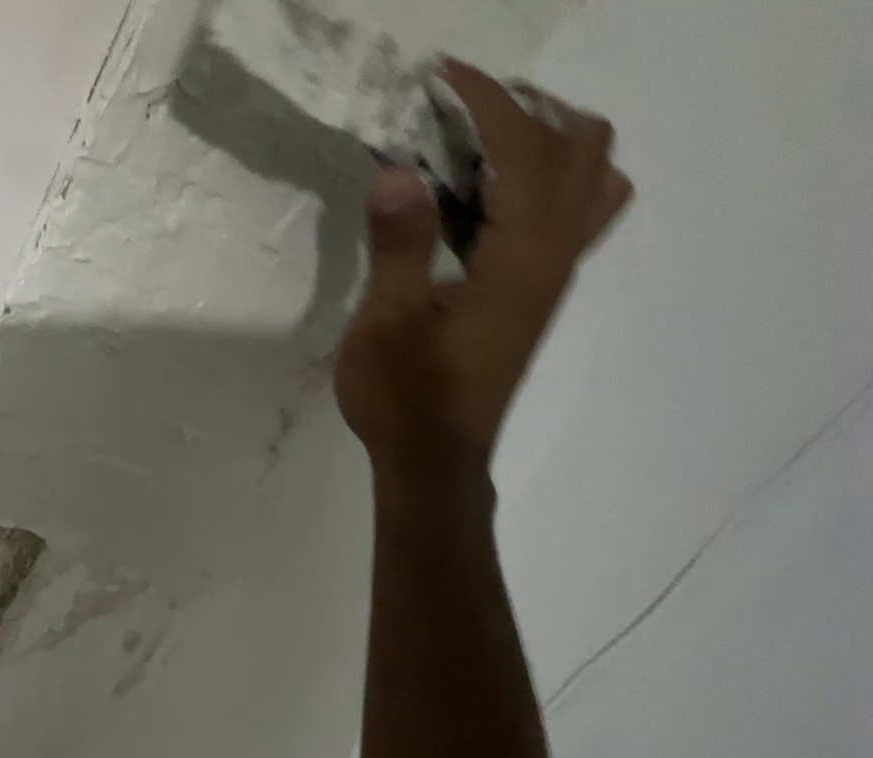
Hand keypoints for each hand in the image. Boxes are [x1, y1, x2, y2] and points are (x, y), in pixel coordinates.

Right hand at [335, 57, 632, 483]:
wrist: (434, 460)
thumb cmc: (406, 394)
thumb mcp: (385, 321)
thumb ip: (398, 243)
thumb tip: (397, 170)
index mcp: (521, 254)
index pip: (523, 146)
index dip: (485, 101)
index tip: (439, 77)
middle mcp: (555, 254)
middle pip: (582, 146)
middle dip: (526, 110)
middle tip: (457, 114)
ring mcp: (553, 275)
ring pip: (593, 178)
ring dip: (549, 142)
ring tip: (480, 149)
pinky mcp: (538, 294)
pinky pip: (574, 212)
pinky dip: (545, 181)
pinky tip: (485, 204)